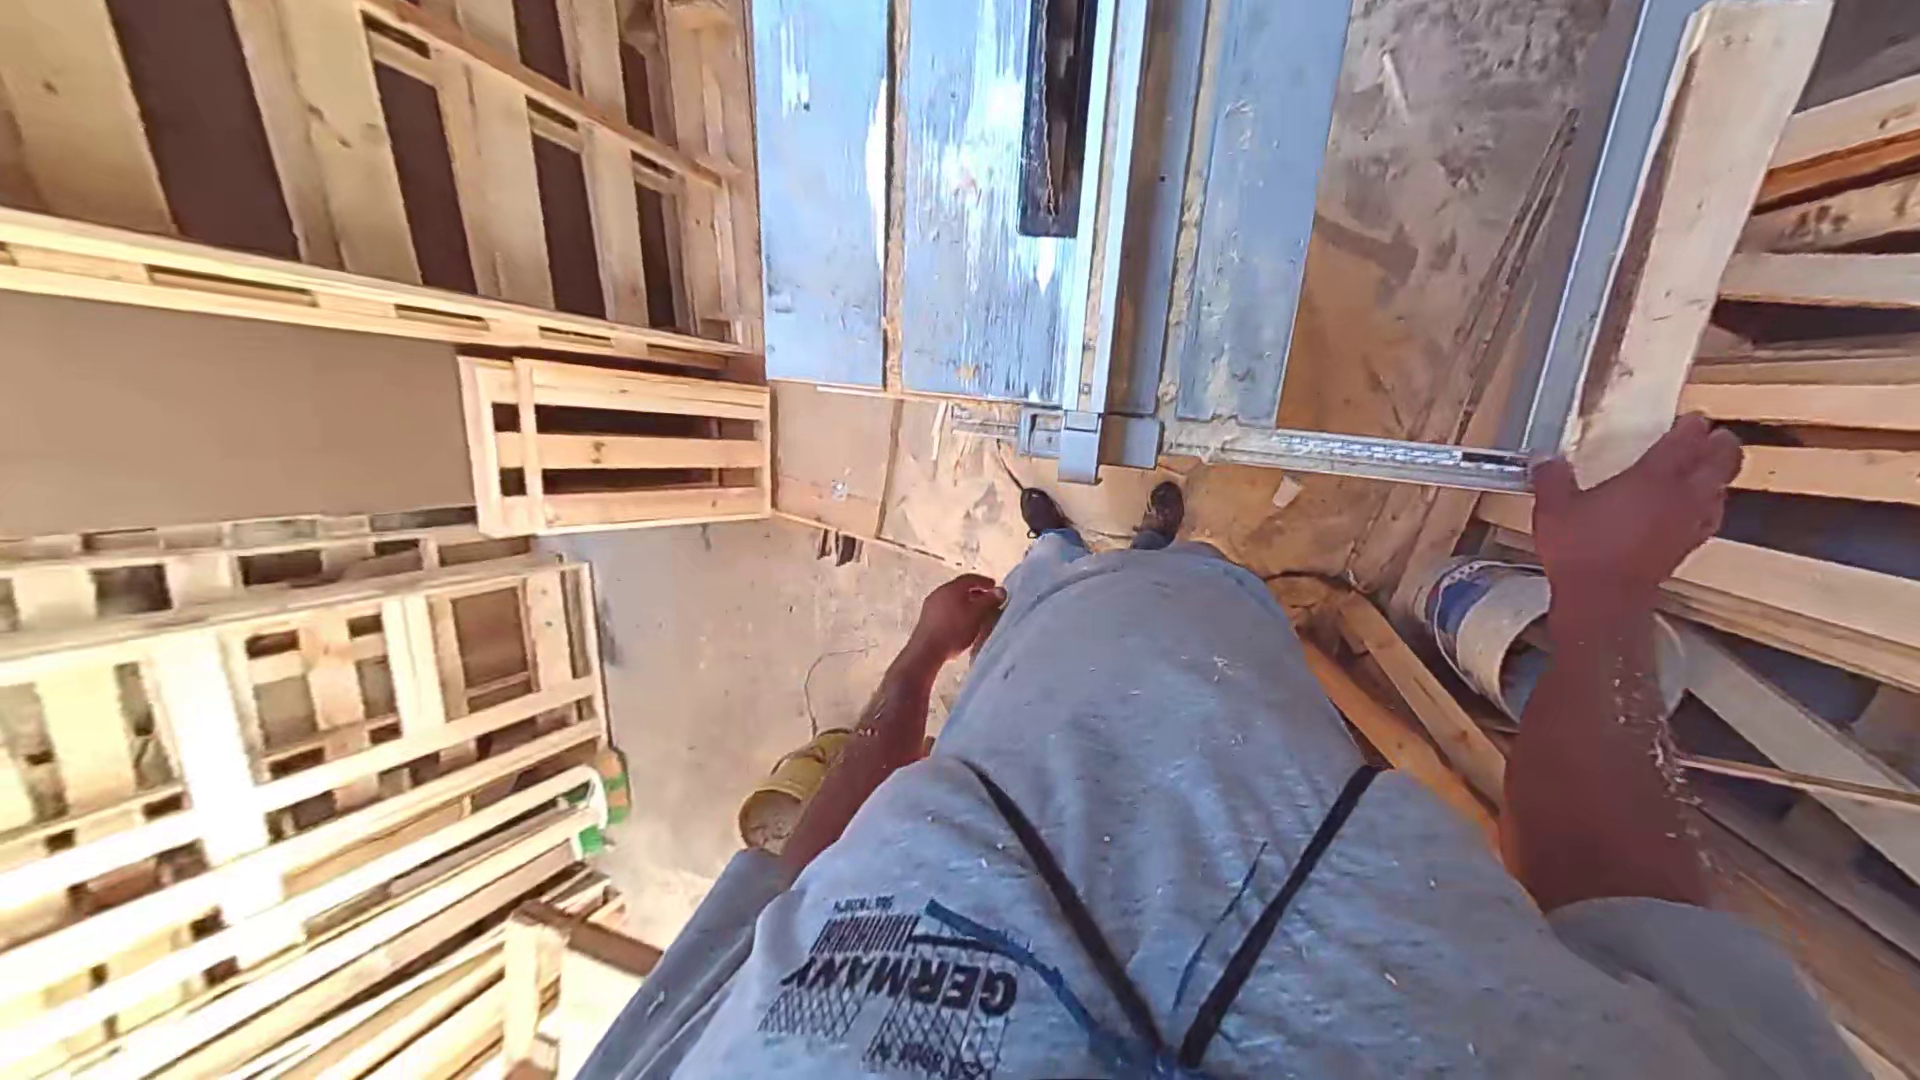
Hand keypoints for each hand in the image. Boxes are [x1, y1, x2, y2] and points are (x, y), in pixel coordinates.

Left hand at [907, 574, 1006, 660]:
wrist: (927, 650)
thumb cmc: (955, 629)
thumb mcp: (977, 614)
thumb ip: (990, 601)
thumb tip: (1001, 590)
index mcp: (951, 588)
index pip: (970, 578)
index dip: (984, 581)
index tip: (994, 587)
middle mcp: (939, 593)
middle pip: (960, 589)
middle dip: (976, 594)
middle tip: (988, 601)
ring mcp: (930, 607)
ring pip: (952, 601)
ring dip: (966, 605)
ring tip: (977, 614)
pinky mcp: (927, 620)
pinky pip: (946, 611)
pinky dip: (957, 613)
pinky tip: (963, 625)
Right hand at [1532, 413, 1742, 612]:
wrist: (1603, 592)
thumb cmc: (1578, 546)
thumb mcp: (1552, 508)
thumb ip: (1552, 479)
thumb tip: (1544, 458)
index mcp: (1651, 478)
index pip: (1682, 443)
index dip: (1690, 427)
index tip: (1694, 417)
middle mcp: (1682, 494)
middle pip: (1719, 461)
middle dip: (1721, 445)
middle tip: (1717, 435)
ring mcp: (1692, 518)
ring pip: (1722, 486)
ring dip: (1721, 471)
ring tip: (1712, 466)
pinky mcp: (1691, 540)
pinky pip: (1712, 512)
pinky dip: (1711, 500)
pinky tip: (1701, 504)